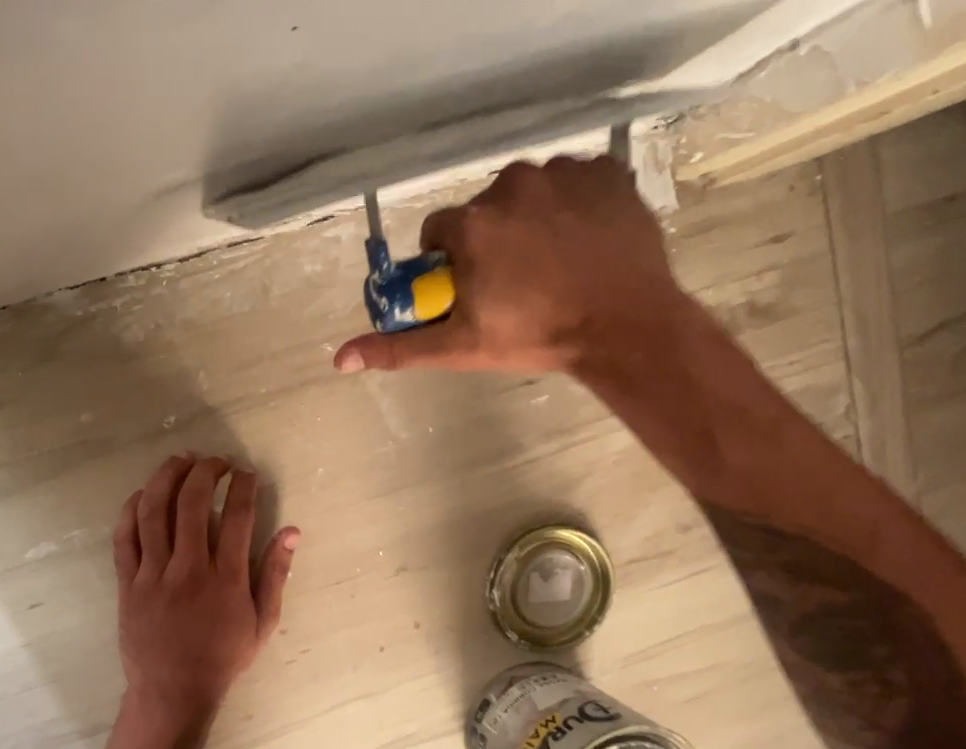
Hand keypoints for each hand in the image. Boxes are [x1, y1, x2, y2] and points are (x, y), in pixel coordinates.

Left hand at [113, 454, 298, 717]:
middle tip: (216, 462)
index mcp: (227, 579)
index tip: (247, 473)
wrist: (173, 691)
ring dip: (167, 477)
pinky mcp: (127, 583)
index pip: (239, 516)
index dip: (244, 486)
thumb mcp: (263, 622)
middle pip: (195, 503)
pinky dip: (132, 509)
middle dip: (207, 471)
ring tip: (180, 461)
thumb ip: (276, 574)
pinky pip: (125, 537)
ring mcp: (154, 574)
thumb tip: (292, 531)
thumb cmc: (222, 657)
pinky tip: (143, 493)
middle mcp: (189, 569)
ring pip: (155, 511)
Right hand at [333, 156, 694, 379]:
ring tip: (554, 264)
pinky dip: (575, 207)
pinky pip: (575, 182)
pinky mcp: (606, 172)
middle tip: (517, 284)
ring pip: (529, 193)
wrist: (626, 326)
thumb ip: (398, 348)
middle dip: (491, 241)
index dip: (451, 264)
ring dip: (532, 220)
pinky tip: (585, 242)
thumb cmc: (537, 337)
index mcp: (471, 224)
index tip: (473, 290)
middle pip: (484, 210)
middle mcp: (511, 184)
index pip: (440, 234)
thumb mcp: (461, 347)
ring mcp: (564, 172)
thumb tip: (339, 359)